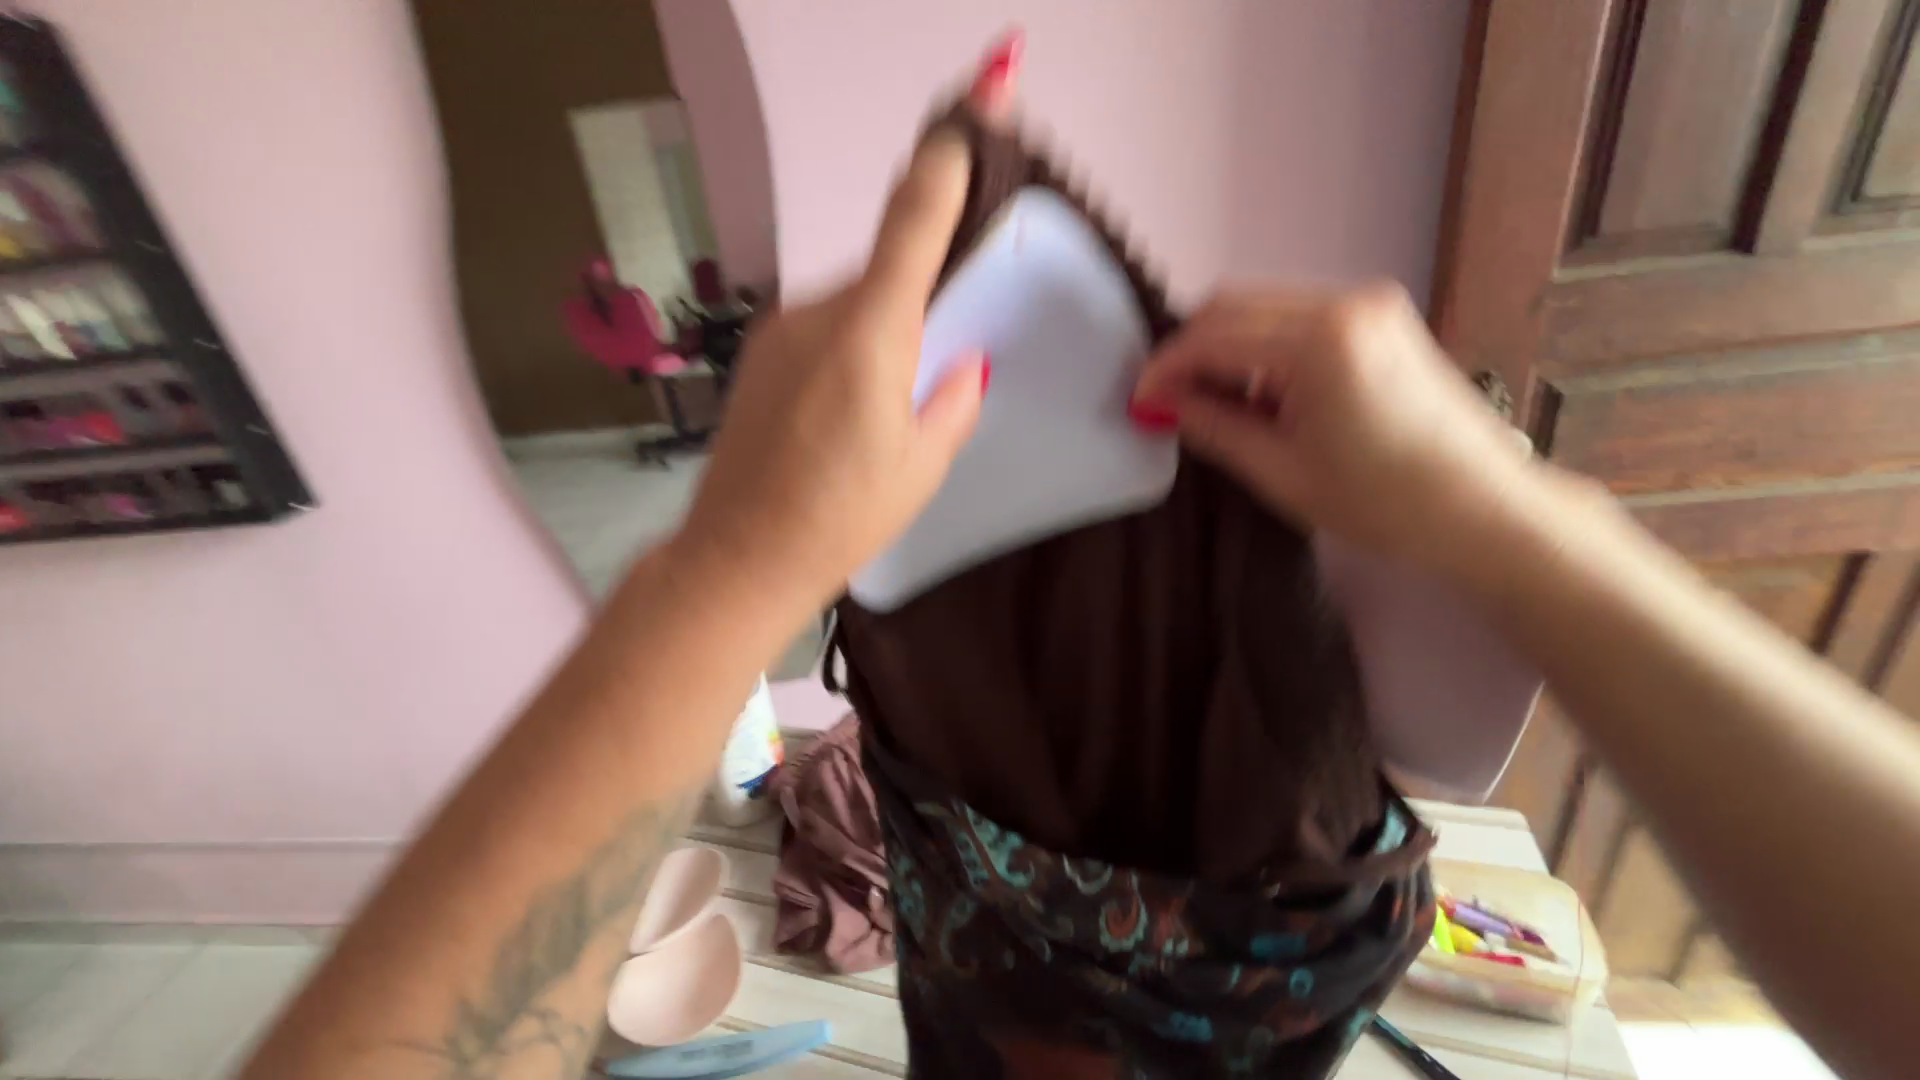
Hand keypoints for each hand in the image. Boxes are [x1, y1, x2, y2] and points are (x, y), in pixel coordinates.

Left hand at [669, 34, 1022, 613]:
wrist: (738, 556)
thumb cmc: (841, 518)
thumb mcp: (922, 466)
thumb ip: (952, 400)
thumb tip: (963, 362)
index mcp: (871, 334)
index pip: (913, 222)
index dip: (947, 160)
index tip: (981, 99)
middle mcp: (819, 312)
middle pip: (888, 273)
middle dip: (919, 300)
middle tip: (935, 366)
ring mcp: (780, 330)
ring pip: (854, 305)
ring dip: (881, 333)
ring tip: (880, 412)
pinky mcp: (760, 353)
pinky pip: (822, 328)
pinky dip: (848, 349)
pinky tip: (845, 412)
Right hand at [1131, 284, 1544, 575]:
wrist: (1483, 506)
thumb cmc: (1379, 502)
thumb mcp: (1278, 471)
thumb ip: (1210, 424)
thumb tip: (1158, 402)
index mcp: (1319, 341)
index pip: (1214, 335)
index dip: (1165, 368)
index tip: (1139, 403)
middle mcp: (1344, 301)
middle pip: (1233, 304)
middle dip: (1190, 350)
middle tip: (1166, 401)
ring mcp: (1368, 302)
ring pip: (1262, 305)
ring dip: (1225, 347)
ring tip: (1213, 403)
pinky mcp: (1380, 315)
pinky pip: (1296, 316)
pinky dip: (1262, 346)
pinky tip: (1260, 391)